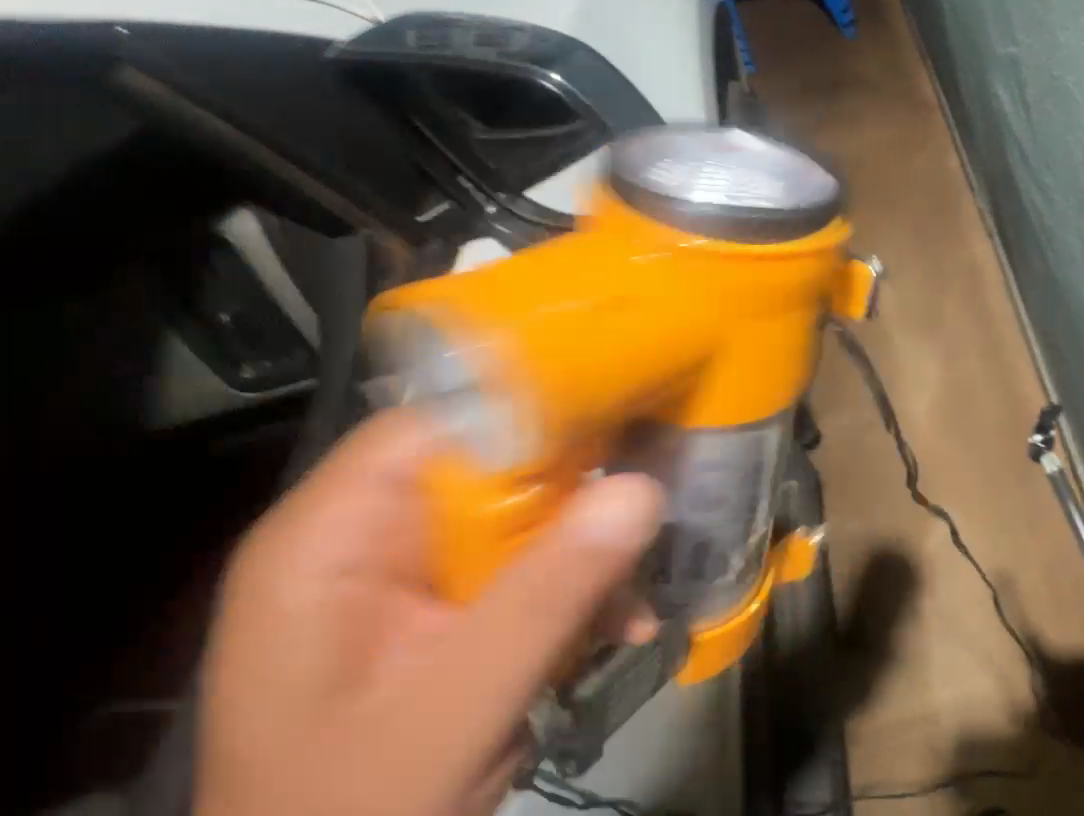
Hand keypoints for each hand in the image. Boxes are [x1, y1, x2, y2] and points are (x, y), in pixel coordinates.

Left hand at [195, 411, 665, 815]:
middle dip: (572, 500)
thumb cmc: (355, 809)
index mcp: (330, 541)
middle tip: (644, 522)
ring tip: (632, 606)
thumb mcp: (457, 706)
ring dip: (584, 557)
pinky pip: (521, 570)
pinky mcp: (441, 614)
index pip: (433, 427)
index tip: (620, 423)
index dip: (525, 416)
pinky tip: (616, 629)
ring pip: (518, 520)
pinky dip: (573, 594)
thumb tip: (641, 489)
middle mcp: (366, 541)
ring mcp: (405, 579)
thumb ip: (546, 596)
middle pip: (487, 470)